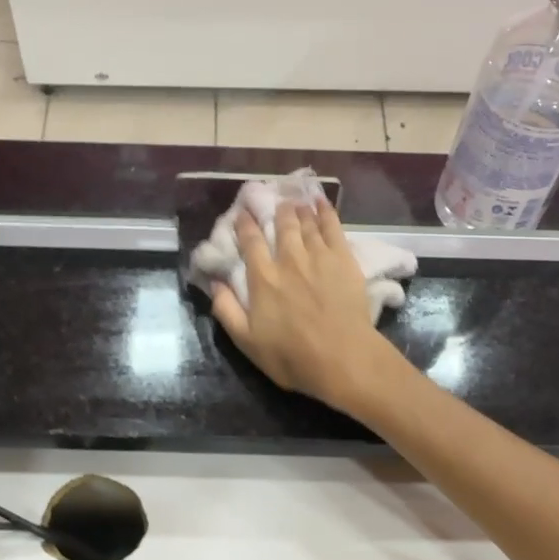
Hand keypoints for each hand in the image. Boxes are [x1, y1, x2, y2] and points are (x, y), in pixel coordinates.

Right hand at [209, 197, 409, 411]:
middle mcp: (289, 260)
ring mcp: (318, 256)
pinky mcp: (344, 259)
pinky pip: (332, 227)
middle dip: (274, 211)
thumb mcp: (247, 342)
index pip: (251, 242)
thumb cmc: (291, 357)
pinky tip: (321, 203)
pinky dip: (325, 212)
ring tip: (295, 201)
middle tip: (272, 201)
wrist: (341, 358)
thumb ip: (227, 311)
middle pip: (281, 226)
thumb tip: (214, 283)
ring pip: (306, 223)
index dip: (245, 224)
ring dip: (298, 209)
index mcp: (263, 279)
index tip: (242, 213)